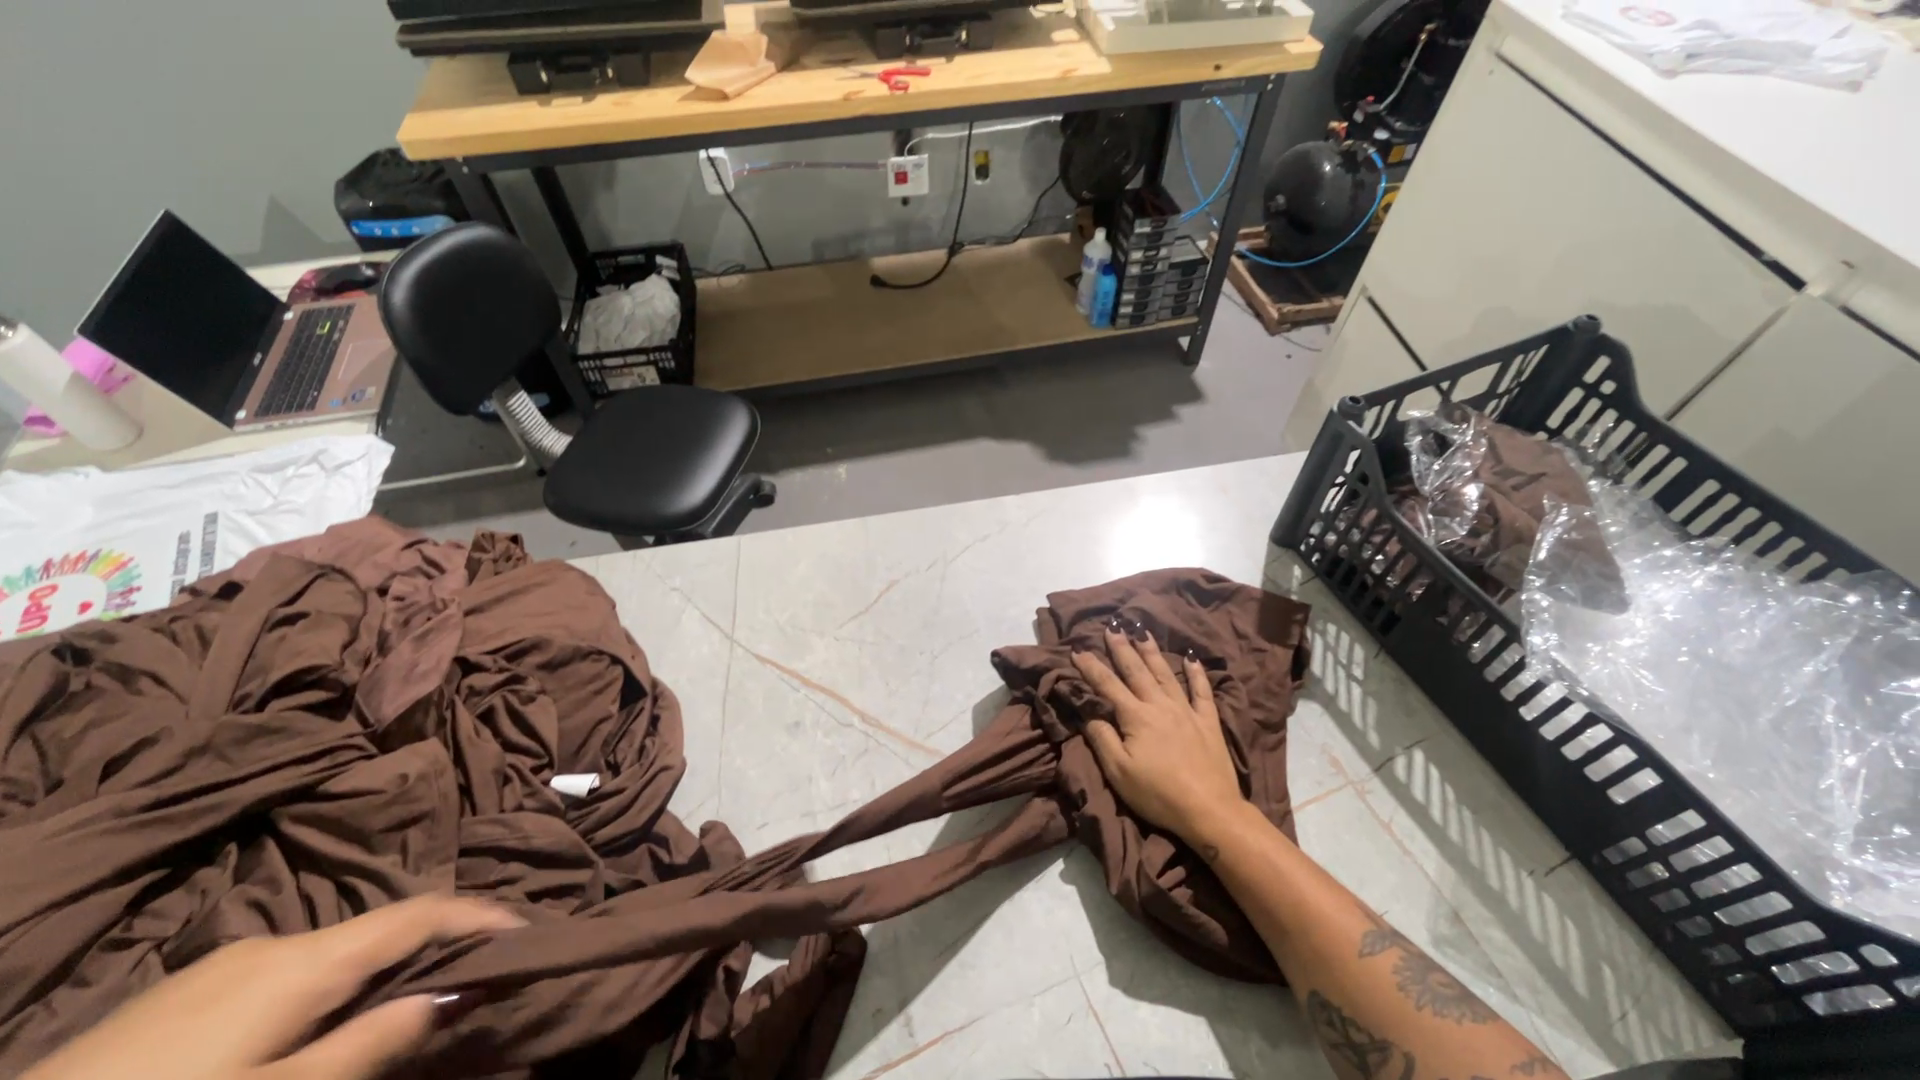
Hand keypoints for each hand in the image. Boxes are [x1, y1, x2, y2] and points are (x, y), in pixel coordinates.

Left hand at [25, 895, 524, 1079]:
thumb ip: (370, 1042)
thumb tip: (449, 994)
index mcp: (304, 961)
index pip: (416, 914)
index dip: (478, 912)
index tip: (528, 926)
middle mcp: (275, 942)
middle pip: (380, 929)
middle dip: (437, 945)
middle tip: (482, 972)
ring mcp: (229, 960)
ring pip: (338, 949)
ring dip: (386, 967)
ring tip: (415, 998)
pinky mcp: (197, 985)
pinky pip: (296, 967)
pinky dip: (339, 981)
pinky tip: (333, 1018)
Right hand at [1072, 625, 1250, 845]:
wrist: (1209, 809)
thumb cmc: (1158, 794)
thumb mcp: (1119, 772)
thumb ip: (1102, 739)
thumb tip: (1090, 715)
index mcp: (1136, 717)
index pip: (1108, 686)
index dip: (1091, 667)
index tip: (1077, 650)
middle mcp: (1160, 705)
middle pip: (1137, 671)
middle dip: (1122, 648)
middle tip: (1112, 626)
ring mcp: (1187, 711)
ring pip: (1166, 673)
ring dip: (1152, 652)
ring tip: (1142, 631)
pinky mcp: (1208, 722)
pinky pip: (1202, 691)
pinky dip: (1196, 673)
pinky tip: (1192, 658)